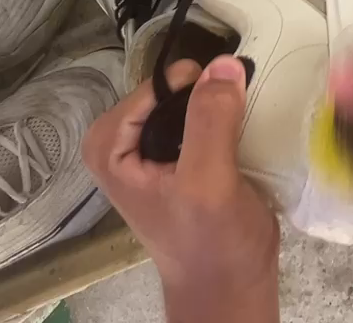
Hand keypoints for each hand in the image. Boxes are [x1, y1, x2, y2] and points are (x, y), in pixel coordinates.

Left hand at [83, 56, 278, 321]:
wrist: (231, 288)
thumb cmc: (210, 244)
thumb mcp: (208, 182)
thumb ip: (210, 122)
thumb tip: (223, 63)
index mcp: (109, 147)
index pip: (154, 85)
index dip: (192, 89)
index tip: (226, 106)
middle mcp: (125, 141)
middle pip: (171, 86)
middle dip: (207, 93)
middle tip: (237, 115)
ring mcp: (154, 148)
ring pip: (189, 96)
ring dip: (220, 102)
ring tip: (242, 123)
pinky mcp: (182, 154)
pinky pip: (203, 113)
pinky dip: (225, 114)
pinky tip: (243, 129)